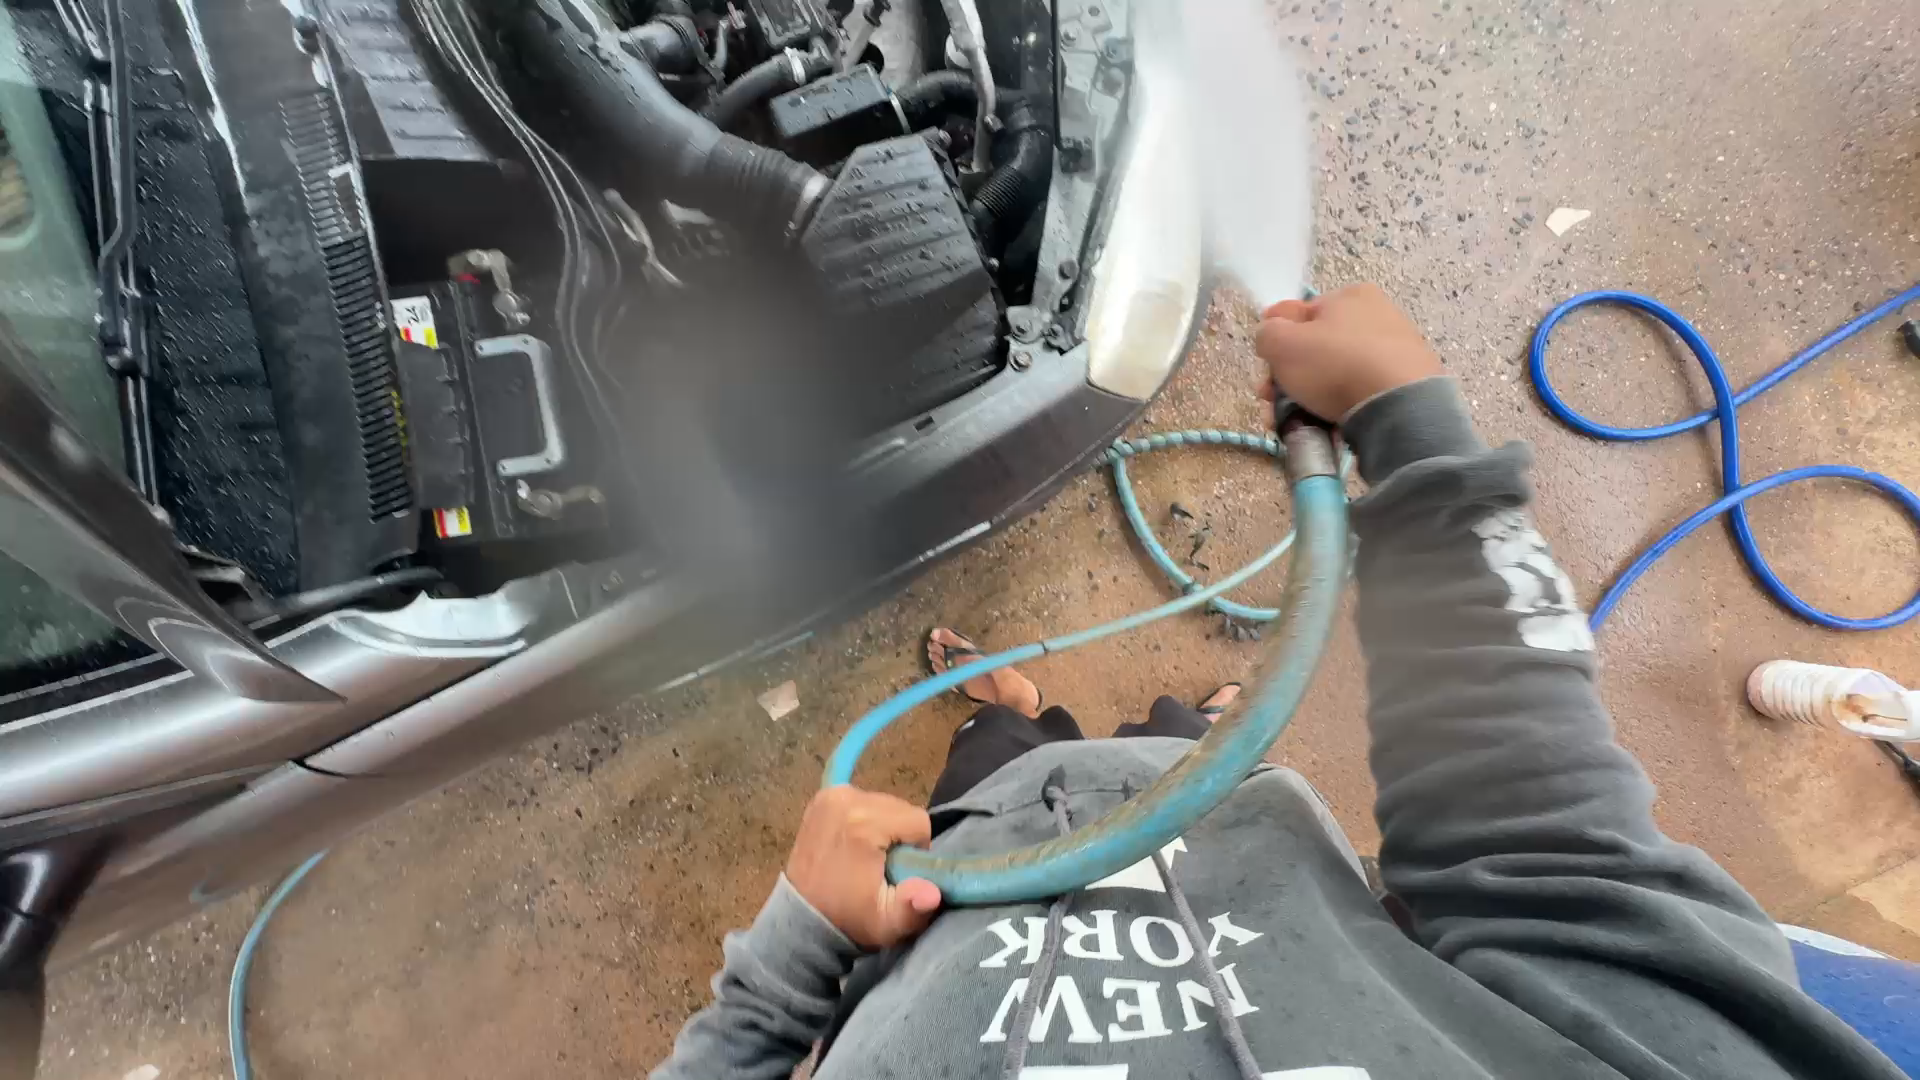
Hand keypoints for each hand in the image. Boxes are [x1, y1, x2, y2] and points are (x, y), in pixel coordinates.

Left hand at [786, 786, 941, 948]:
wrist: (799, 919)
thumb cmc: (847, 920)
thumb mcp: (886, 925)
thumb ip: (913, 908)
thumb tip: (934, 893)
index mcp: (864, 824)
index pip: (918, 821)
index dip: (917, 848)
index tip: (898, 871)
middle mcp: (847, 799)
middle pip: (901, 808)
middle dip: (900, 835)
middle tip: (882, 865)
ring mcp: (832, 794)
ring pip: (884, 802)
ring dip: (883, 826)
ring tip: (866, 856)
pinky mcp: (824, 795)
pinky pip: (864, 799)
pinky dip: (865, 818)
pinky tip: (853, 842)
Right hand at [1254, 283, 1445, 423]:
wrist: (1396, 403)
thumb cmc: (1333, 364)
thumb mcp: (1281, 343)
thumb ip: (1265, 334)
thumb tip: (1270, 335)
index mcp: (1348, 295)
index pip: (1297, 314)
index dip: (1274, 341)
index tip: (1263, 368)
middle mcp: (1374, 314)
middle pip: (1312, 347)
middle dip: (1285, 376)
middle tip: (1270, 400)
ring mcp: (1392, 347)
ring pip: (1330, 371)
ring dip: (1302, 395)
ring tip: (1288, 419)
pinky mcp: (1402, 379)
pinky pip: (1355, 388)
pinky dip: (1332, 404)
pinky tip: (1319, 422)